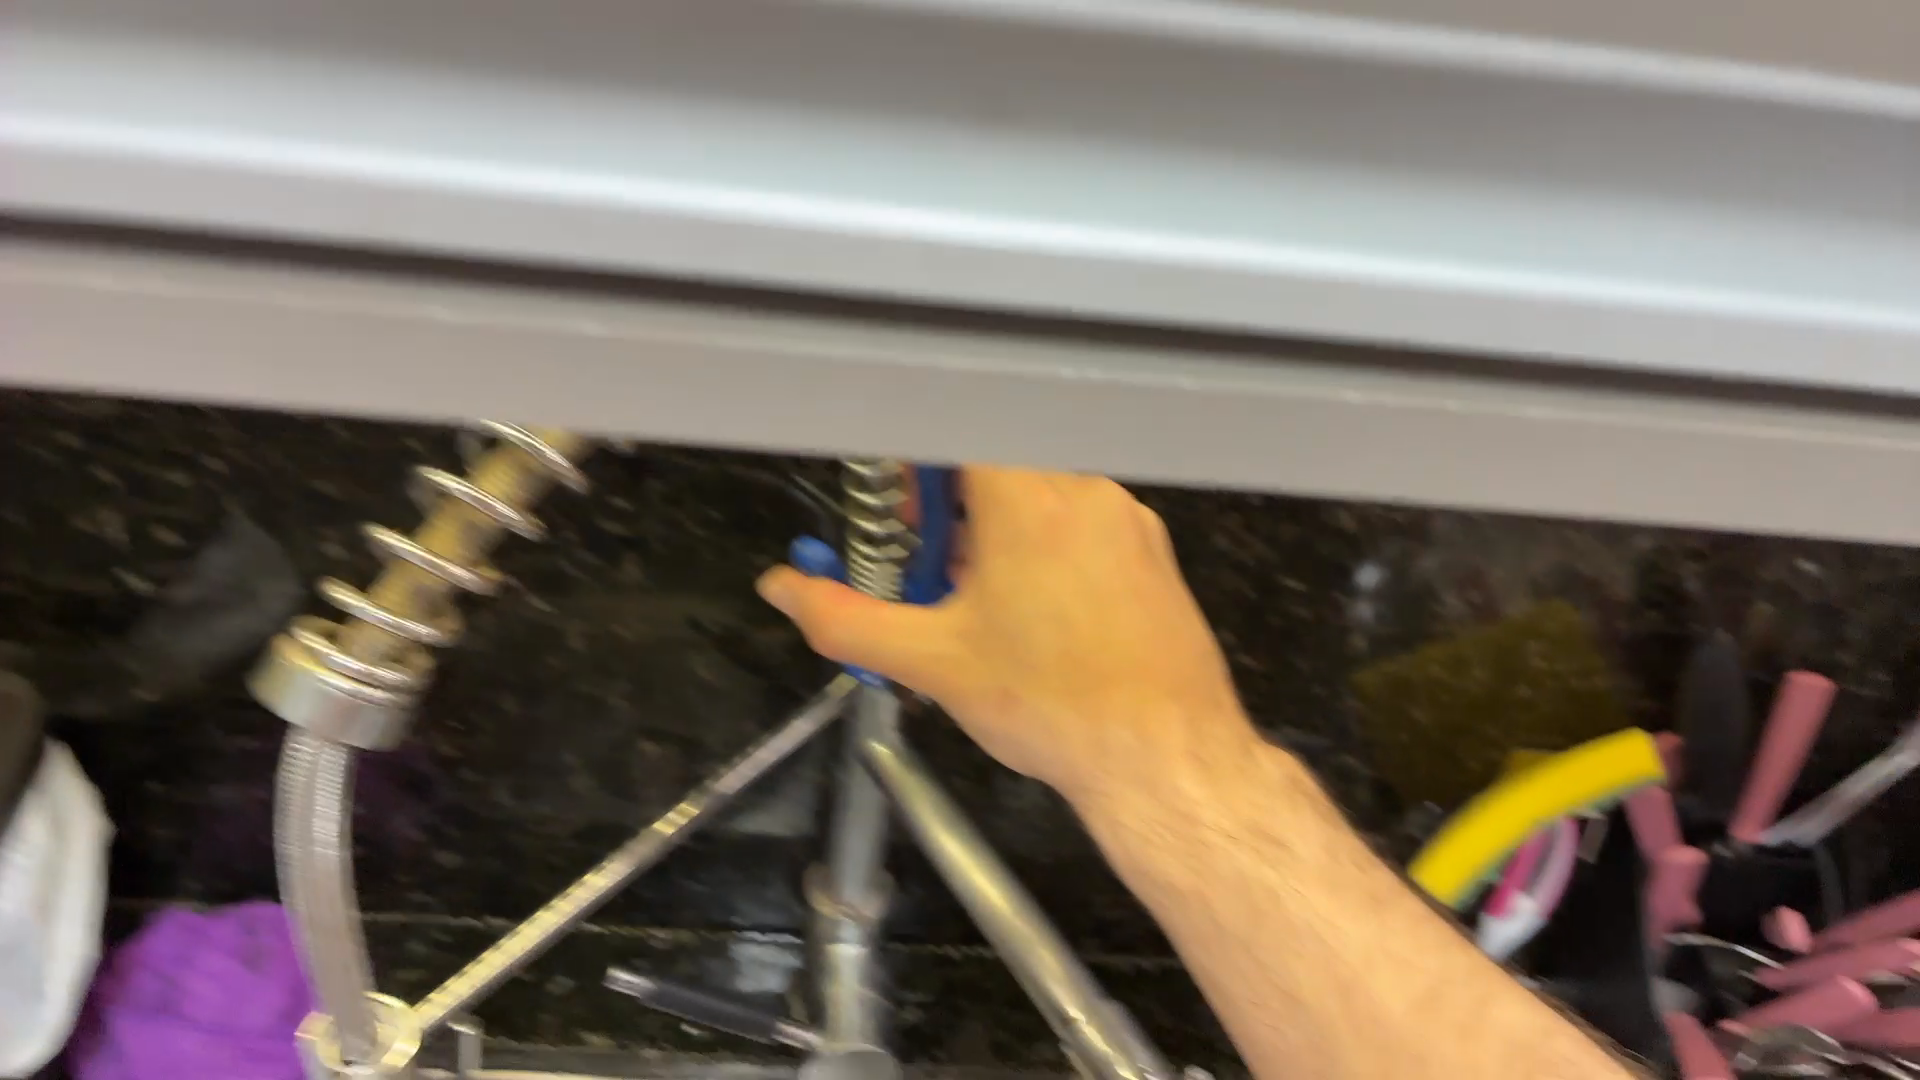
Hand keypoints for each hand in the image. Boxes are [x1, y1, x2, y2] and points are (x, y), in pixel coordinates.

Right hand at [754, 466, 1254, 804]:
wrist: (1166, 758)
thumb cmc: (1047, 704)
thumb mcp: (933, 662)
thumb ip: (846, 620)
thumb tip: (782, 589)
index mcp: (1027, 499)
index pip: (958, 433)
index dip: (918, 462)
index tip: (900, 507)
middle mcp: (1084, 491)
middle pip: (999, 465)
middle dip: (953, 507)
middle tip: (932, 565)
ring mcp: (1128, 520)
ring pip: (1044, 495)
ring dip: (999, 529)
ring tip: (981, 599)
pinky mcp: (1153, 553)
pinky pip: (1085, 524)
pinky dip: (1047, 545)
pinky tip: (1040, 611)